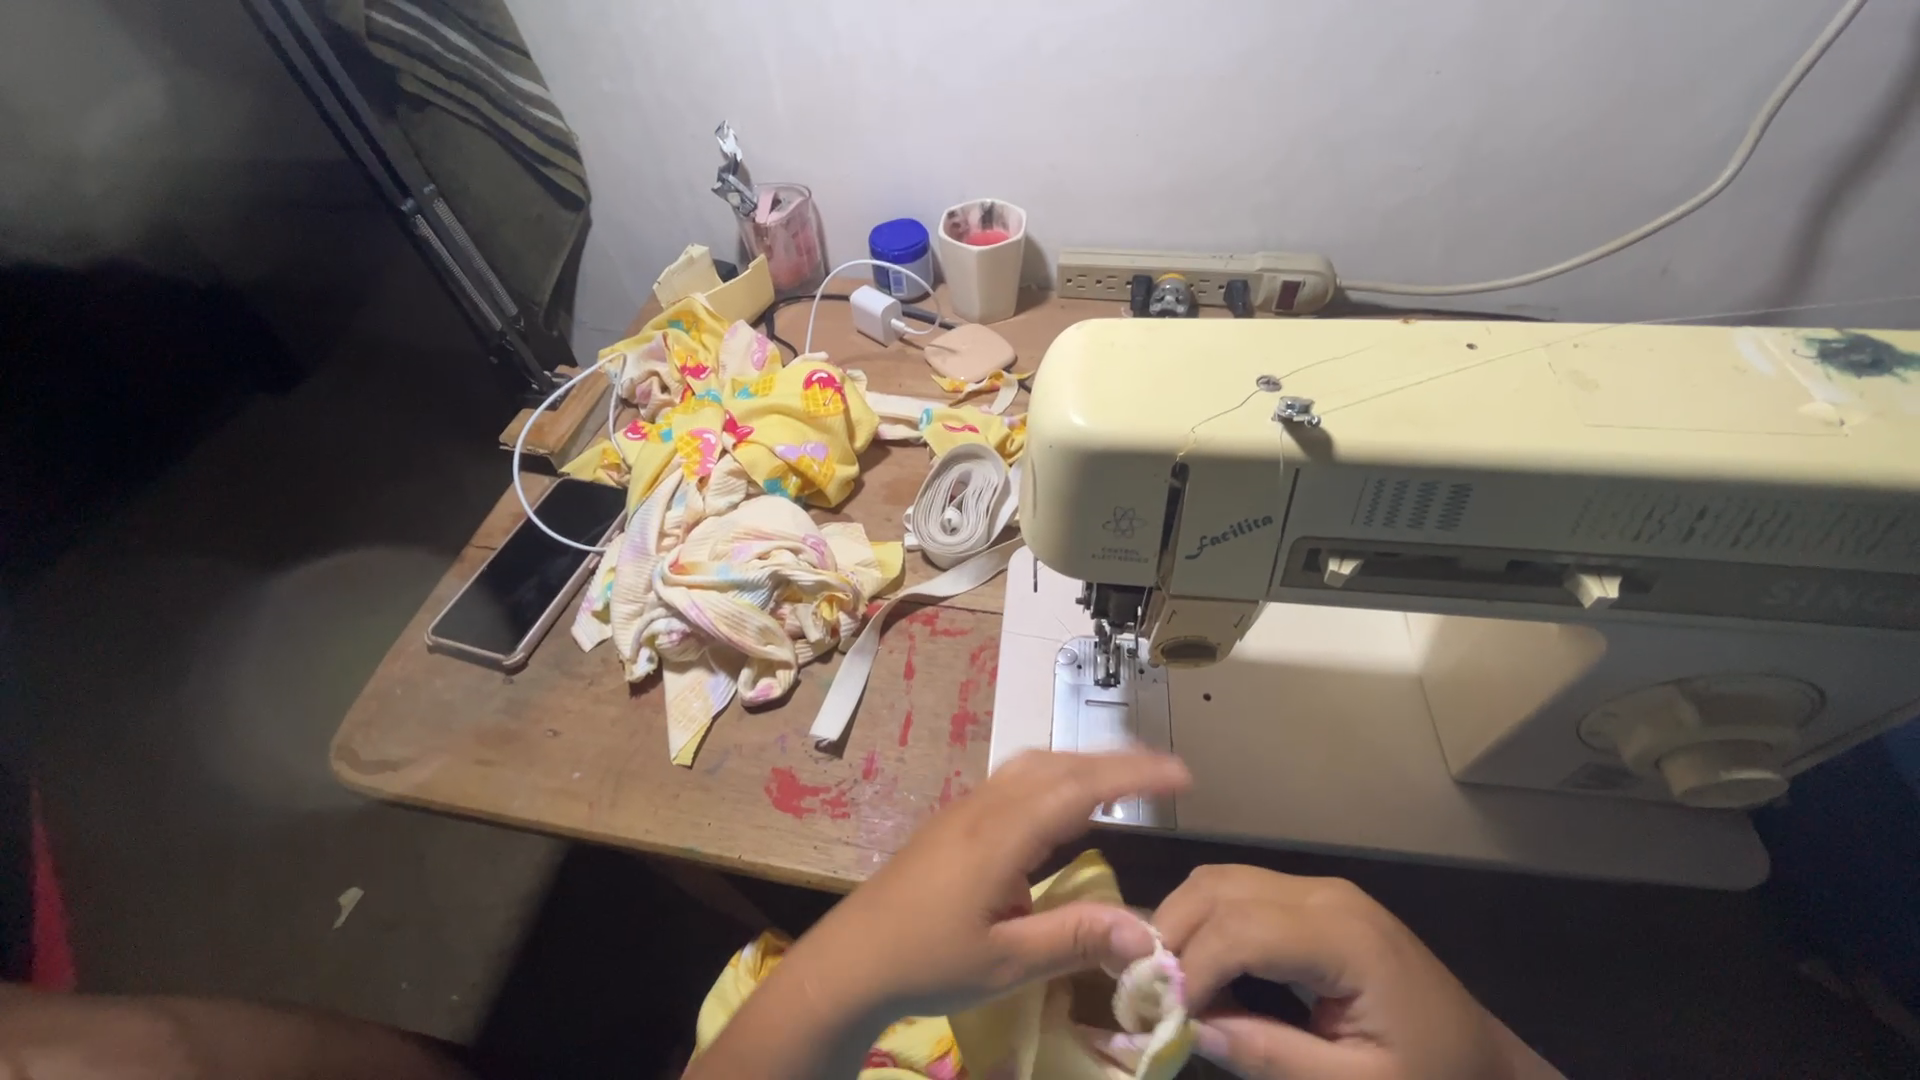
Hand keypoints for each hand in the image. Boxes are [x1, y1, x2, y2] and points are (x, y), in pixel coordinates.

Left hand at [790, 749, 1190, 1018]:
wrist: (854, 957)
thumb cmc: (927, 961)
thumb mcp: (1006, 961)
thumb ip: (1075, 939)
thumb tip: (1146, 931)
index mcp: (1000, 835)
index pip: (1078, 788)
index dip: (1133, 776)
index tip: (1181, 774)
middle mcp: (985, 808)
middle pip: (1058, 765)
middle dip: (1115, 763)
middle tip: (1166, 776)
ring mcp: (967, 809)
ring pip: (1033, 767)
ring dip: (1082, 766)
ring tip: (1124, 785)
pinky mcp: (957, 819)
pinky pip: (1015, 781)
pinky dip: (1054, 779)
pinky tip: (1065, 808)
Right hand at [1154, 865, 1553, 1079]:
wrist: (1493, 1065)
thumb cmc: (1434, 1079)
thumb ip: (1271, 1057)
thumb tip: (1190, 1028)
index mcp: (1344, 937)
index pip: (1240, 929)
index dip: (1189, 968)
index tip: (1159, 1015)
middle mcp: (1324, 894)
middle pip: (1220, 890)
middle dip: (1172, 936)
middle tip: (1147, 993)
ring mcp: (1318, 890)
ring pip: (1220, 880)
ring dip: (1182, 921)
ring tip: (1165, 980)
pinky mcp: (1312, 899)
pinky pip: (1238, 890)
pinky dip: (1204, 919)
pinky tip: (1198, 963)